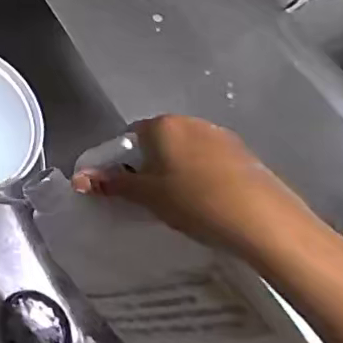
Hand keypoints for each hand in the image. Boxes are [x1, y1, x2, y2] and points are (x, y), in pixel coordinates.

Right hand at [73, 114, 316, 251]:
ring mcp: (220, 135)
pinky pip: (209, 160)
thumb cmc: (196, 203)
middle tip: (148, 198)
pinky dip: (201, 176)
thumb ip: (113, 184)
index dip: (120, 161)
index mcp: (163, 125)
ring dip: (176, 170)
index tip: (122, 188)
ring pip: (185, 150)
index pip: (129, 136)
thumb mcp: (149, 197)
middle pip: (158, 141)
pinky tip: (206, 202)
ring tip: (178, 204)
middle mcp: (190, 121)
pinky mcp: (243, 154)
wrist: (264, 220)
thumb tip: (79, 178)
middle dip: (149, 165)